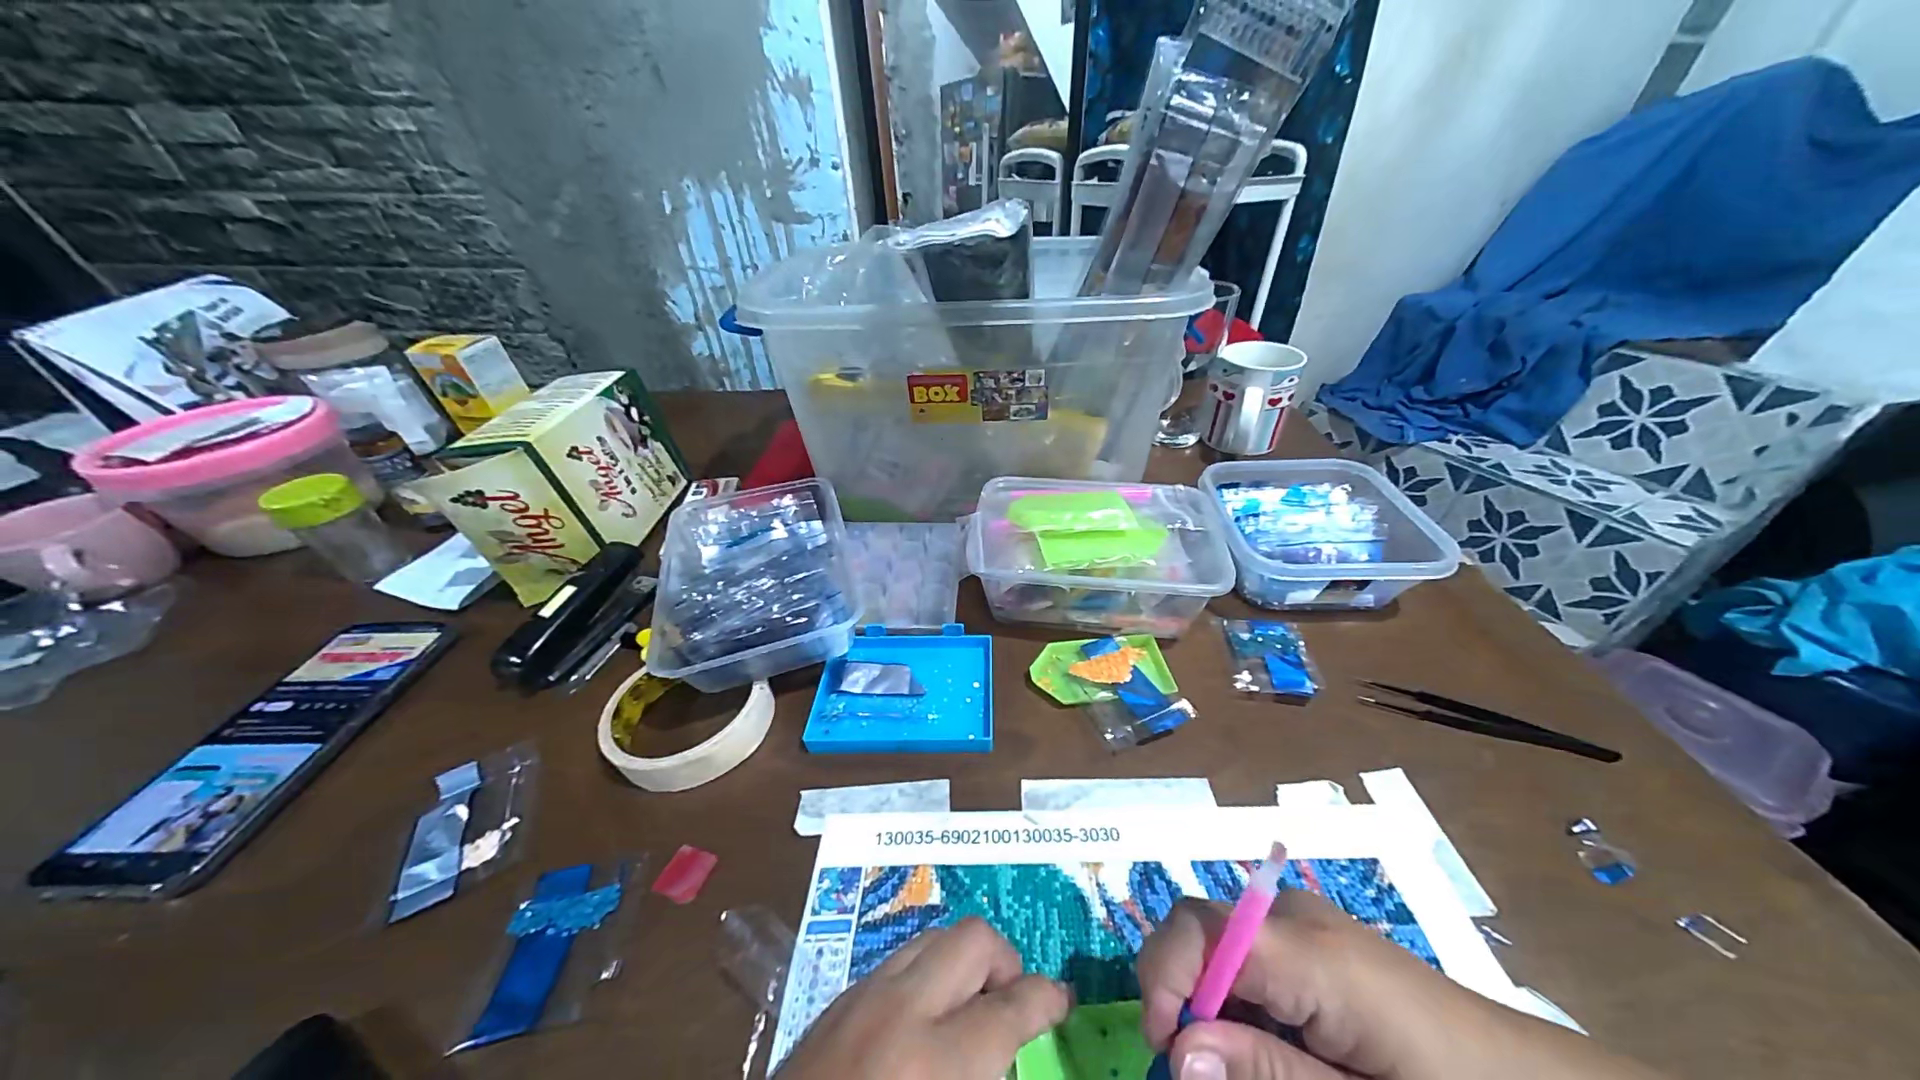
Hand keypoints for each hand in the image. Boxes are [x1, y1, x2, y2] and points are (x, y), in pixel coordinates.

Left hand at [781, 916, 1070, 1079]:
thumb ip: (988, 1071)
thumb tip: (1009, 1050)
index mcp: (939, 1062)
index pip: (1015, 1004)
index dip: (1049, 999)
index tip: (1060, 1002)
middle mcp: (903, 1010)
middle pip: (975, 940)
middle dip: (1005, 963)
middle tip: (1009, 1006)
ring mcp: (865, 996)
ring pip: (934, 937)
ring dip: (962, 963)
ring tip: (966, 1007)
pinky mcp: (838, 1000)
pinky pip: (898, 959)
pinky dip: (925, 974)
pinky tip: (920, 1017)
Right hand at [1137, 893, 1663, 1079]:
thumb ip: (1266, 1072)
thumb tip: (1177, 1051)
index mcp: (1309, 952)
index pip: (1199, 929)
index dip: (1163, 978)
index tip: (1165, 1050)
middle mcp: (1296, 916)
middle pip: (1200, 931)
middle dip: (1182, 995)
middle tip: (1200, 1071)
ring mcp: (1306, 920)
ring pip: (1220, 945)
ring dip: (1212, 1005)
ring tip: (1248, 1069)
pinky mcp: (1315, 937)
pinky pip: (1250, 954)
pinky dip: (1242, 1000)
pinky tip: (1279, 1047)